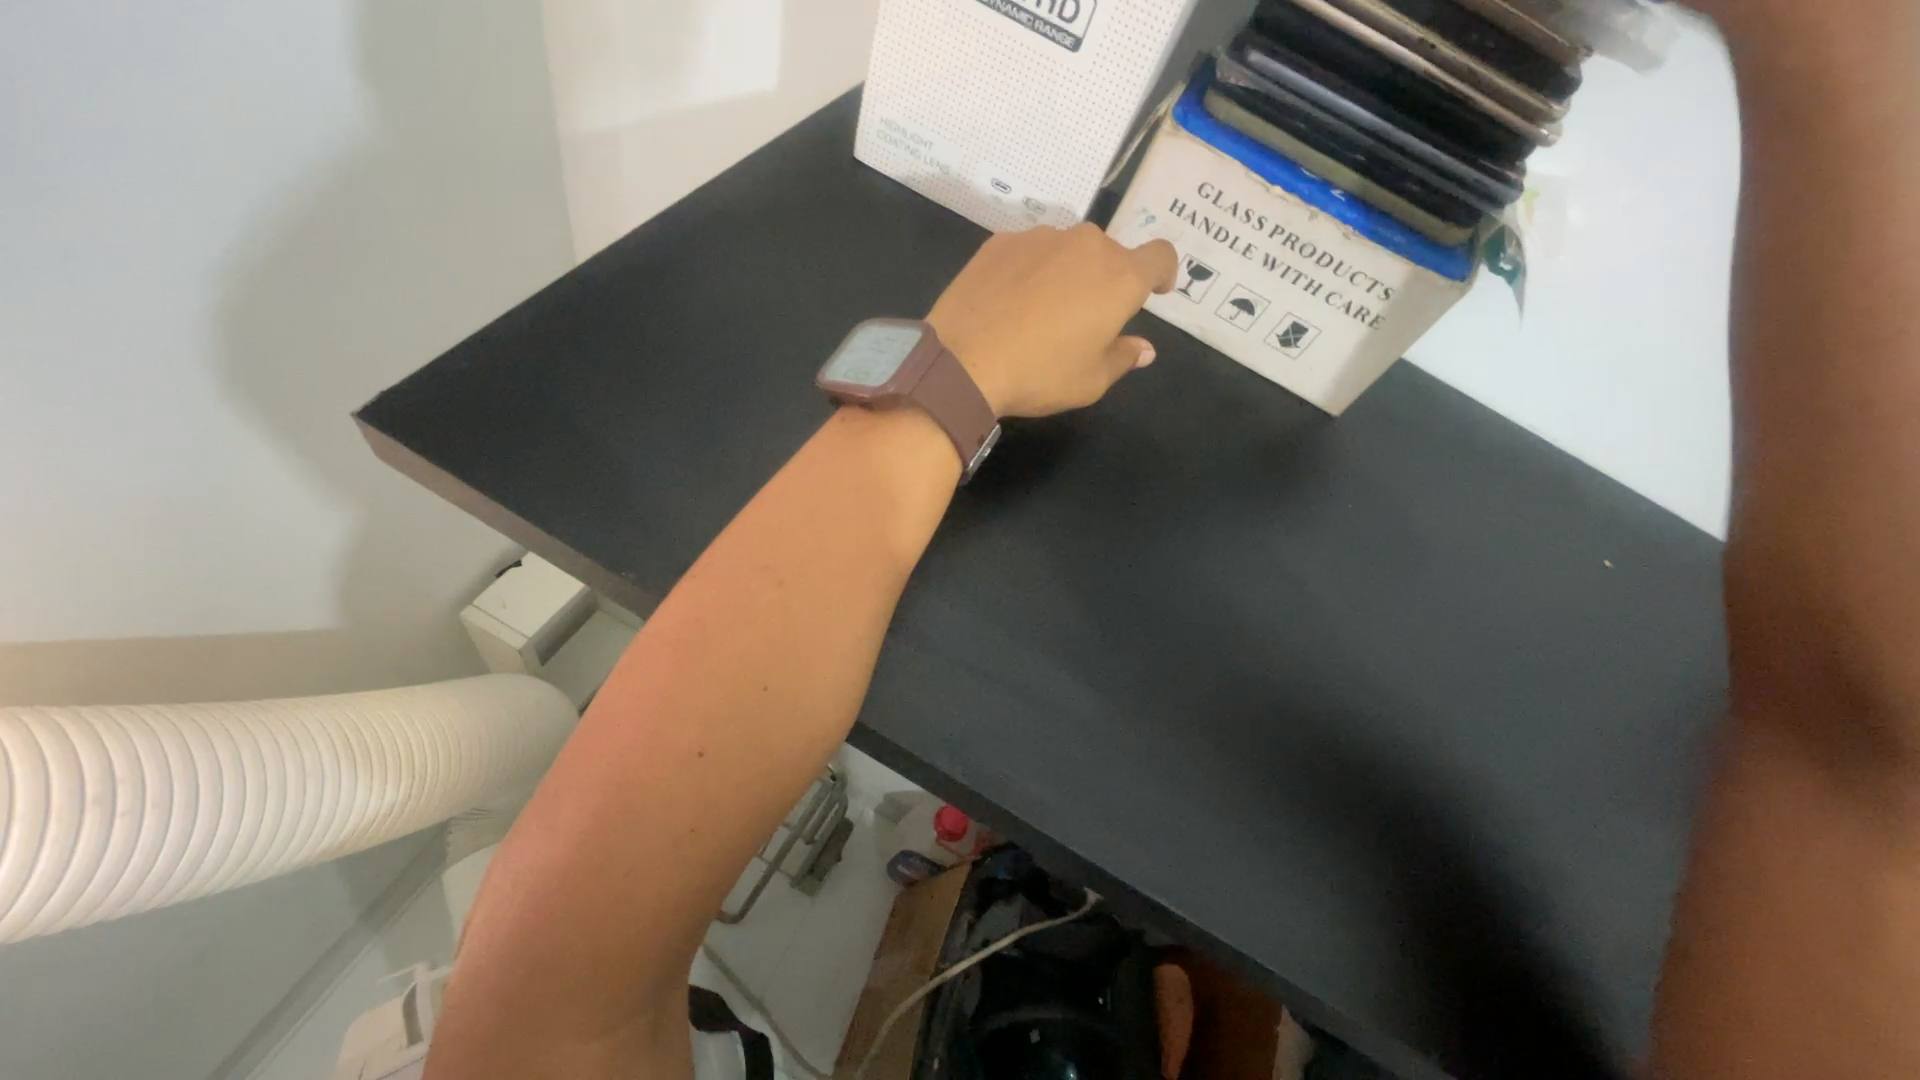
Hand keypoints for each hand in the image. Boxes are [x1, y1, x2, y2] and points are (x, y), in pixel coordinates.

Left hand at [928, 223, 1177, 417]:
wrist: (962, 362)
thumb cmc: (1039, 375)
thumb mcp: (1090, 381)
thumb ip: (1123, 357)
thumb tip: (1144, 349)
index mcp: (1120, 277)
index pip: (1160, 255)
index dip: (1162, 272)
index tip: (1155, 290)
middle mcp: (1086, 244)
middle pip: (1110, 254)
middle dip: (1106, 280)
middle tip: (1086, 317)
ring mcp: (1040, 237)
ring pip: (1067, 250)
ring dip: (1066, 273)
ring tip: (1041, 311)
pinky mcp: (1001, 242)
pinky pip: (1029, 252)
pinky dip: (1029, 271)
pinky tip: (1009, 303)